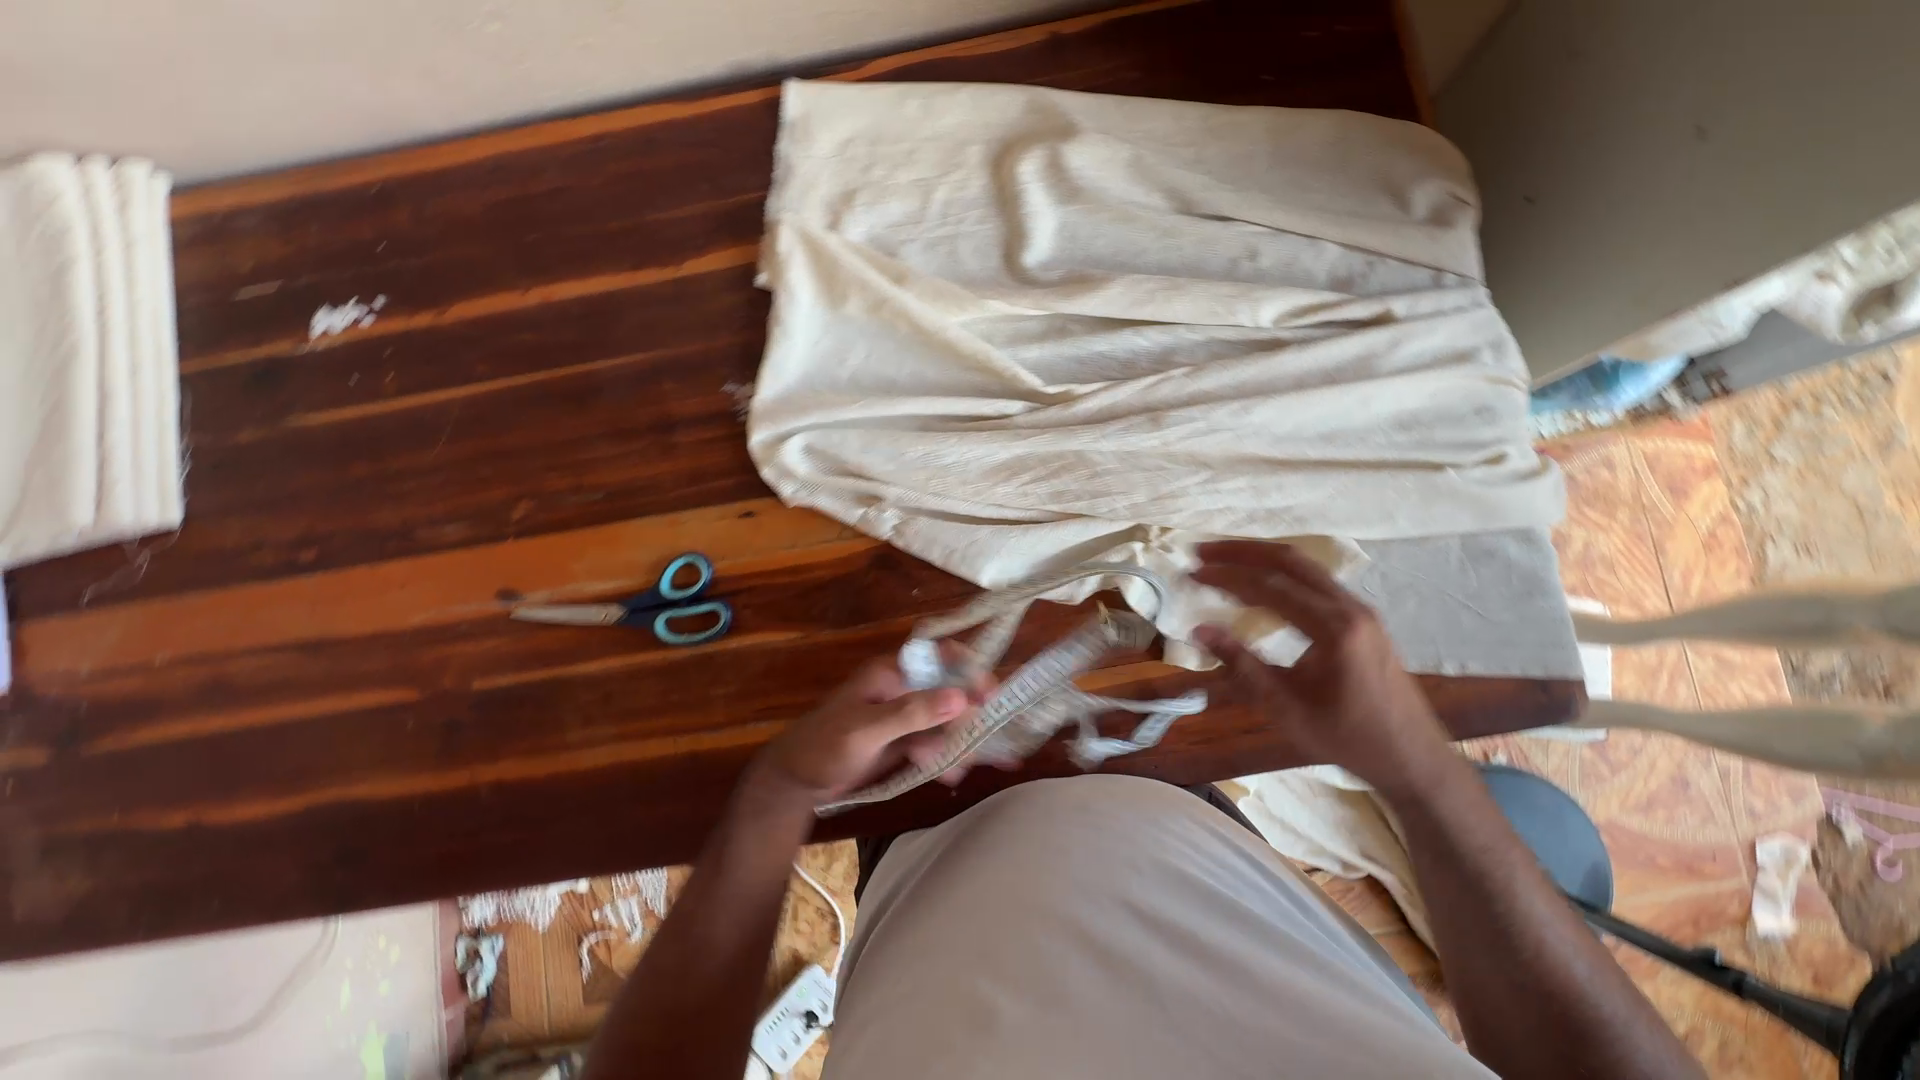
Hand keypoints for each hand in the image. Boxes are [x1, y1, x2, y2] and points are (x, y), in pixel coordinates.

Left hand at [751, 656, 980, 805]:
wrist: (793, 783)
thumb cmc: (824, 747)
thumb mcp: (866, 730)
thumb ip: (912, 713)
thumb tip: (962, 698)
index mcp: (891, 673)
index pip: (940, 655)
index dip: (969, 668)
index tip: (990, 695)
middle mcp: (902, 689)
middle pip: (950, 692)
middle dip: (968, 718)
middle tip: (980, 745)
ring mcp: (903, 717)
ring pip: (946, 722)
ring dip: (958, 743)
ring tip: (959, 771)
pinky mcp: (902, 742)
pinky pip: (934, 744)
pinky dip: (945, 757)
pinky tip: (951, 776)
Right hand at [1191, 541, 1457, 796]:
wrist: (1411, 755)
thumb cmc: (1348, 739)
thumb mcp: (1287, 708)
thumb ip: (1243, 666)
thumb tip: (1200, 630)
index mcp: (1334, 630)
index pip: (1271, 587)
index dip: (1227, 577)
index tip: (1191, 573)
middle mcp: (1350, 608)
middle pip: (1290, 561)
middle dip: (1242, 552)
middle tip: (1200, 552)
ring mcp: (1360, 610)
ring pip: (1305, 566)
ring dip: (1261, 557)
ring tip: (1223, 558)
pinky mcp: (1362, 618)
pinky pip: (1316, 581)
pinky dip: (1282, 572)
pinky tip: (1260, 581)